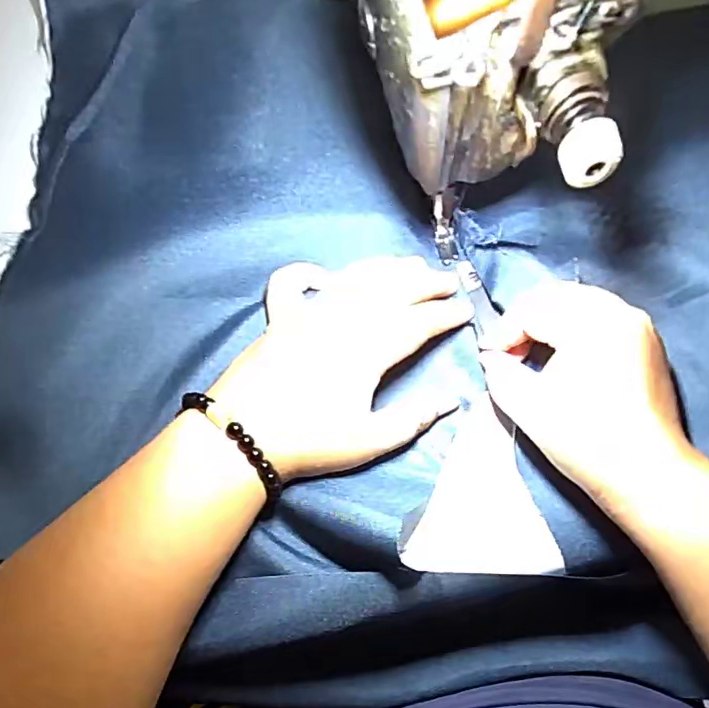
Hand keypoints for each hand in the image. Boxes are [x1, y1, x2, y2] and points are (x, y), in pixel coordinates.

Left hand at [204, 257, 472, 481]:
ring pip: (354, 280)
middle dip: (426, 284)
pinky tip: (327, 276)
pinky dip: (310, 272)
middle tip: (451, 280)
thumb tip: (449, 403)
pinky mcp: (279, 318)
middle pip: (392, 293)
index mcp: (368, 349)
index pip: (416, 324)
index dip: (444, 316)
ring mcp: (308, 314)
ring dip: (386, 270)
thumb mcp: (370, 440)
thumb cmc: (311, 441)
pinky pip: (294, 282)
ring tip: (411, 265)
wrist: (243, 435)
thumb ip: (412, 419)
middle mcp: (342, 320)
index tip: (465, 311)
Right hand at [477, 281, 693, 506]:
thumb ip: (500, 374)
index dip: (503, 332)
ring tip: (533, 357)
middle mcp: (620, 313)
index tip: (489, 358)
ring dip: (552, 324)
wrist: (645, 474)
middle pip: (559, 297)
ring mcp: (640, 328)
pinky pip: (604, 322)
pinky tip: (565, 363)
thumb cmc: (585, 440)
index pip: (532, 309)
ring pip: (583, 306)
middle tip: (507, 353)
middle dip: (527, 320)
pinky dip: (578, 332)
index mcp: (590, 321)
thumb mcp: (528, 407)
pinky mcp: (650, 347)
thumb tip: (492, 359)